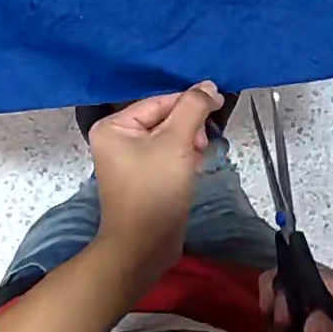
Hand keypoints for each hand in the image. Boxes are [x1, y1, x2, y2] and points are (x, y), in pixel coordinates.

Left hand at [88, 81, 223, 257]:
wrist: (145, 246)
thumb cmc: (155, 190)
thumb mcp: (177, 142)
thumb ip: (193, 108)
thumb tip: (208, 86)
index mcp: (114, 126)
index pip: (159, 102)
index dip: (189, 103)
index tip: (218, 105)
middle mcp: (117, 139)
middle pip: (164, 119)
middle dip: (189, 129)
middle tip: (202, 145)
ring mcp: (130, 160)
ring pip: (170, 138)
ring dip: (190, 145)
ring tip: (198, 160)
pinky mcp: (145, 178)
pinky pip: (168, 157)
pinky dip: (184, 160)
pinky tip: (193, 171)